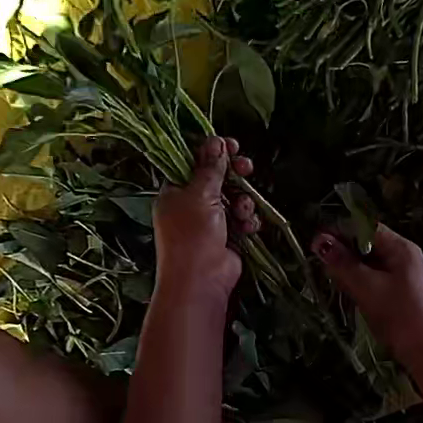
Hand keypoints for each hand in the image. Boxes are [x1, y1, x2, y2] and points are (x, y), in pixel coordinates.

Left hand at [154, 137, 258, 304]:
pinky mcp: (226, 237)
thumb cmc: (192, 236)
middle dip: (234, 174)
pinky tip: (247, 227)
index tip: (230, 145)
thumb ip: (211, 168)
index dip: (212, 152)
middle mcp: (190, 205)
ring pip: (233, 199)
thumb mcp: (200, 195)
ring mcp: (209, 222)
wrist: (200, 281)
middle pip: (216, 179)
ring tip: (242, 211)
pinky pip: (241, 220)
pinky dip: (247, 221)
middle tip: (246, 167)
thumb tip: (215, 142)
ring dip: (242, 201)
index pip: (193, 162)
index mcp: (175, 191)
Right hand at [312, 224, 422, 358]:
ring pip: (369, 262)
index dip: (340, 232)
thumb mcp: (365, 286)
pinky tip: (348, 292)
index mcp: (400, 248)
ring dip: (350, 268)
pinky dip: (359, 281)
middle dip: (344, 252)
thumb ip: (342, 263)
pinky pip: (375, 277)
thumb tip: (319, 240)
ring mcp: (403, 274)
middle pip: (368, 244)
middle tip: (322, 266)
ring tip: (333, 280)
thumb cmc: (396, 314)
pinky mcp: (400, 291)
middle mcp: (404, 256)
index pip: (366, 228)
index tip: (316, 245)